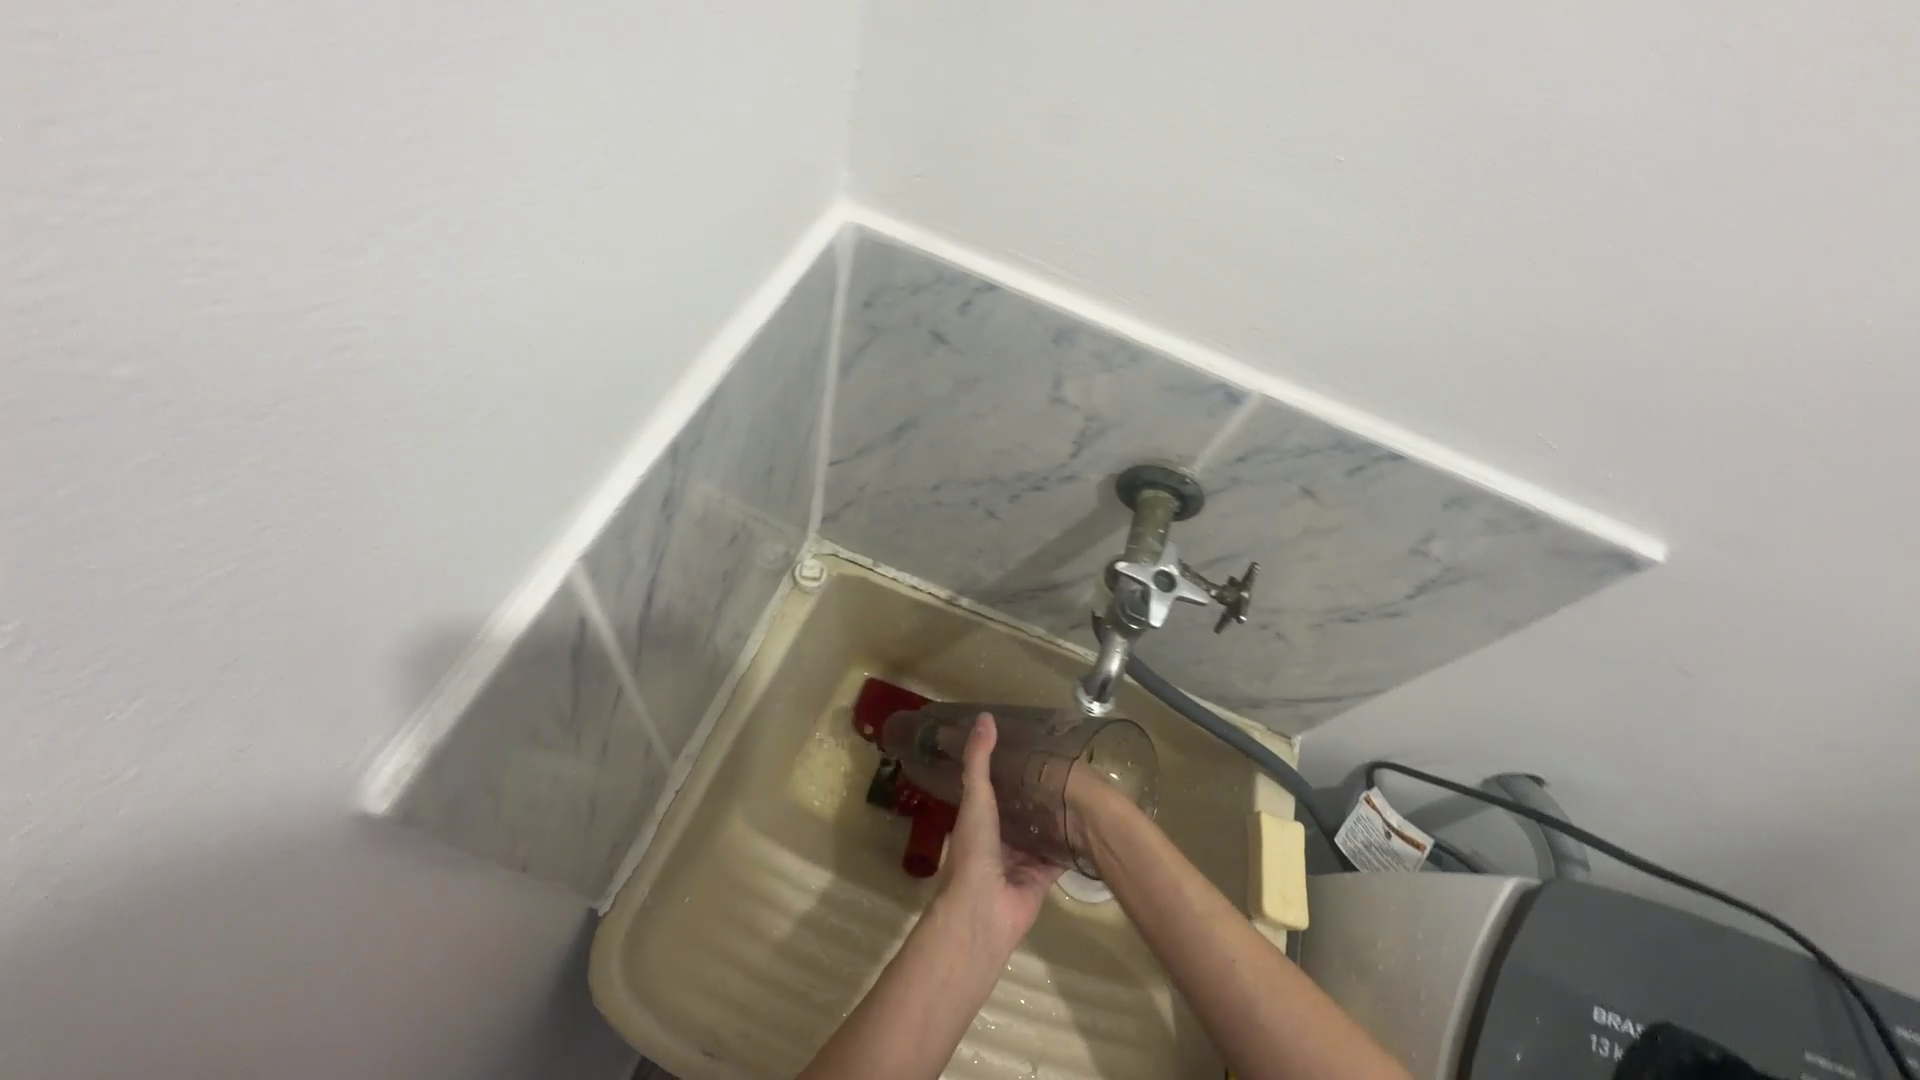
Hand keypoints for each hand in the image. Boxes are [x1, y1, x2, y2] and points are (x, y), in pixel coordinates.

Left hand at [935, 713, 1063, 957]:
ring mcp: (1020, 860)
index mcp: (977, 820)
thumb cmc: (974, 850)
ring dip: (1054, 816)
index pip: (993, 787)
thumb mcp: (975, 797)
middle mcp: (998, 838)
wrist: (984, 910)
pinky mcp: (1042, 878)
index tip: (1030, 743)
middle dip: (1036, 791)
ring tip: (1080, 787)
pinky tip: (1089, 824)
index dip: (1008, 767)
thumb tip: (985, 716)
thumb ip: (980, 760)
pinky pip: (1058, 857)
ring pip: (1040, 832)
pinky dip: (1071, 844)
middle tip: (1064, 763)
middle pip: (1020, 810)